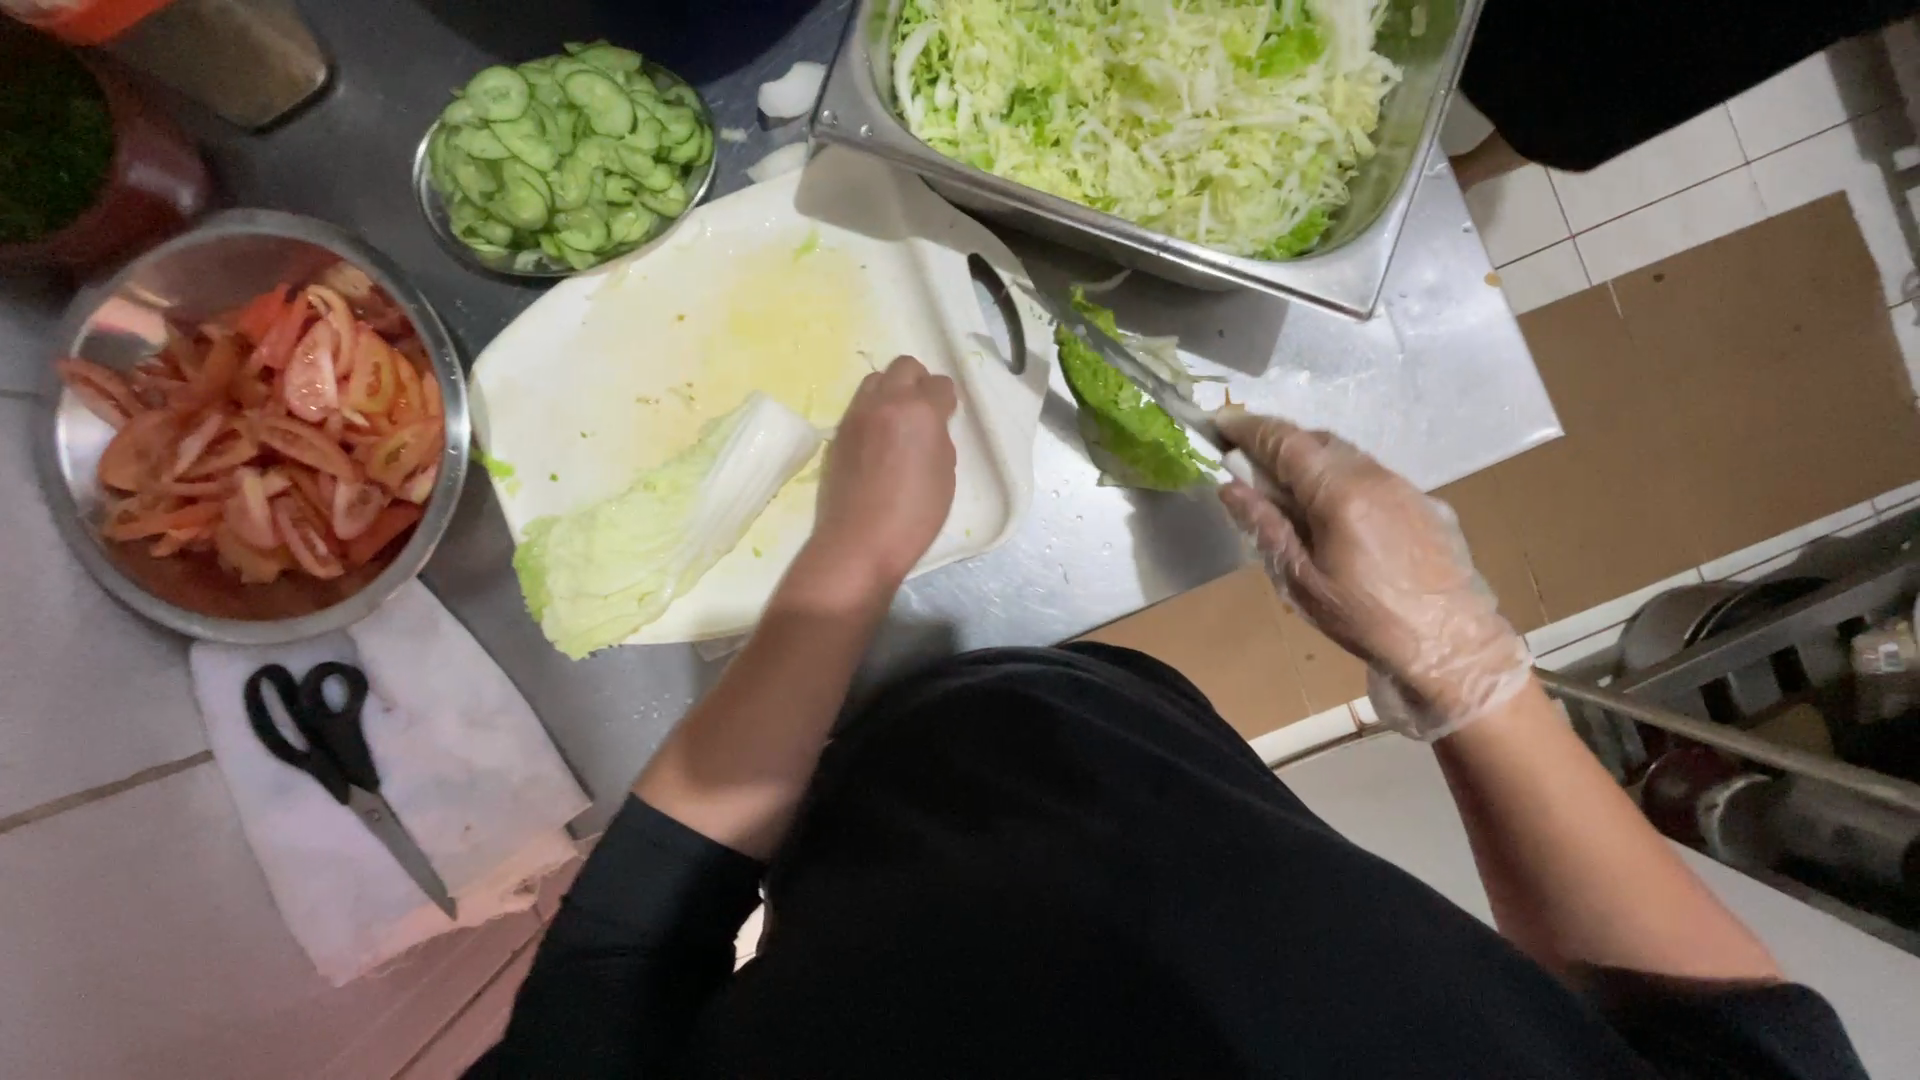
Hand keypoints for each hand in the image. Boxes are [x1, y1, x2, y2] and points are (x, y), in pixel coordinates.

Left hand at [803, 355, 957, 596]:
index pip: (939, 384)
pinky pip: (858, 408)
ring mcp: (855, 417)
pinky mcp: (838, 435)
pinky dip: (873, 413)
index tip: (948, 416)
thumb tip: (931, 428)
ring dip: (892, 392)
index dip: (947, 400)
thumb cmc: (914, 515)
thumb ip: (939, 439)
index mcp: (919, 411)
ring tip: (899, 423)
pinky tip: (879, 443)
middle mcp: (884, 403)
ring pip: (875, 381)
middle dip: (919, 381)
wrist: (859, 542)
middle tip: (925, 410)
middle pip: (904, 367)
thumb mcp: (945, 475)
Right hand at [1216, 412, 1531, 740]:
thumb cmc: (1366, 619)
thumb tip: (1230, 488)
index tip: (1219, 424)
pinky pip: (1373, 476)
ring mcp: (1406, 487)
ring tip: (1285, 489)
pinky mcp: (1426, 504)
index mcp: (1340, 492)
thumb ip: (1264, 527)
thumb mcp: (1300, 579)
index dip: (1248, 428)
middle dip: (1277, 441)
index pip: (1286, 441)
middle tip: (1245, 461)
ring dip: (1310, 459)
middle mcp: (1375, 476)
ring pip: (1347, 455)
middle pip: (1317, 440)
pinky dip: (1340, 478)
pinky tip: (1334, 512)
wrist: (1452, 646)